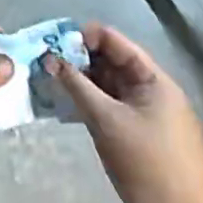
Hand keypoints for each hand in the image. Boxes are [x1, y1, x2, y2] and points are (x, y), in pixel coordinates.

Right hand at [47, 25, 202, 202]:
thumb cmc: (148, 164)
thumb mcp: (108, 122)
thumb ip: (78, 87)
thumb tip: (50, 58)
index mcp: (153, 78)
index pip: (115, 41)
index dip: (85, 38)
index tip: (56, 46)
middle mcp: (153, 89)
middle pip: (112, 62)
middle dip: (81, 61)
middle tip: (49, 66)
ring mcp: (150, 113)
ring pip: (111, 87)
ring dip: (85, 83)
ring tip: (54, 85)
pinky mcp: (144, 135)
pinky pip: (115, 107)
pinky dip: (94, 104)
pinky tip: (71, 109)